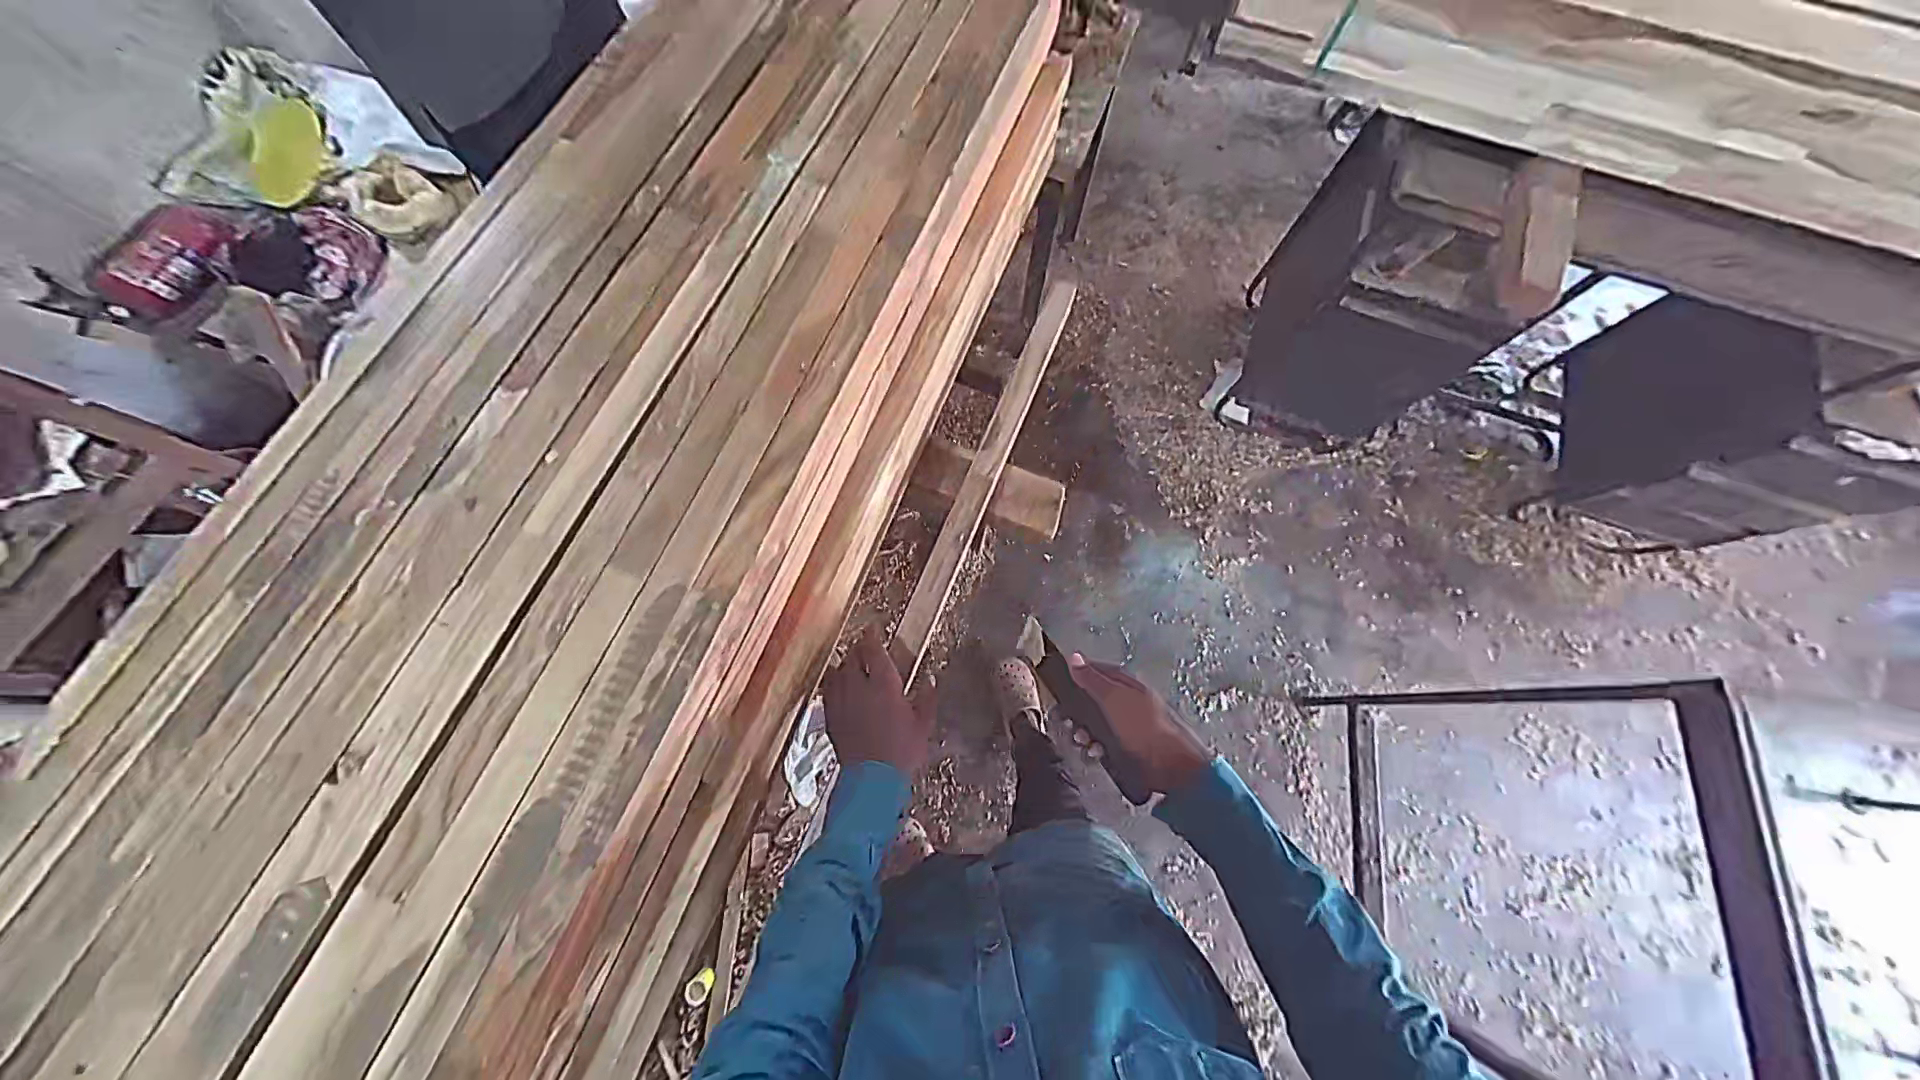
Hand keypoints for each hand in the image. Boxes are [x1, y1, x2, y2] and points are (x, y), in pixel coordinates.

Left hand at [823, 628, 931, 774]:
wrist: (871, 780)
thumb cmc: (901, 752)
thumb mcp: (923, 725)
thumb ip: (926, 699)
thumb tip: (930, 680)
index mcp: (884, 684)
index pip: (872, 650)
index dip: (871, 637)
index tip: (872, 630)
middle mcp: (859, 687)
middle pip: (853, 657)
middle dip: (859, 650)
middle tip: (865, 648)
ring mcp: (841, 701)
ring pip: (838, 672)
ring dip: (845, 665)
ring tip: (853, 665)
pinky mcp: (831, 717)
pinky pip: (829, 690)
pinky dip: (835, 683)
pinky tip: (840, 688)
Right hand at [1066, 654, 1210, 794]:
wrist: (1169, 763)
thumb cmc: (1143, 724)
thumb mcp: (1113, 696)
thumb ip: (1092, 678)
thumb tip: (1074, 657)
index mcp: (1125, 683)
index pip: (1096, 670)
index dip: (1078, 675)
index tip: (1061, 685)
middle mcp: (1125, 701)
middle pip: (1090, 700)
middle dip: (1076, 712)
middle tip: (1069, 722)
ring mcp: (1125, 725)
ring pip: (1093, 724)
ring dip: (1083, 733)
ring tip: (1084, 741)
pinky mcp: (1125, 747)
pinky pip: (1101, 743)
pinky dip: (1095, 748)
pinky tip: (1096, 753)